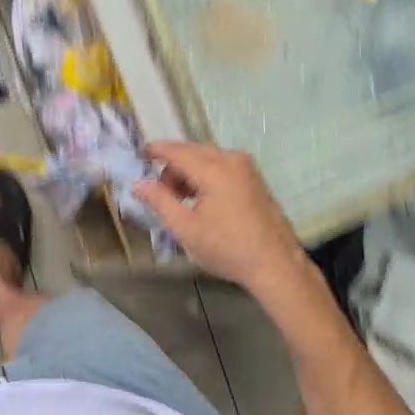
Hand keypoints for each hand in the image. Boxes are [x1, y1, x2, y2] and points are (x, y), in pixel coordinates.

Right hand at [135, 142, 308, 292]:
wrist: (275, 263)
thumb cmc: (227, 248)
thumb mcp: (186, 229)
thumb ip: (160, 202)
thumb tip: (139, 185)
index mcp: (213, 169)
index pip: (176, 151)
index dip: (155, 151)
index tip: (139, 155)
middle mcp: (232, 159)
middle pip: (193, 152)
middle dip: (173, 167)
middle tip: (160, 193)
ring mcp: (247, 168)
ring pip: (208, 158)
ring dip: (190, 172)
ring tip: (181, 202)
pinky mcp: (255, 178)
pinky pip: (223, 166)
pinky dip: (207, 175)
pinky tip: (202, 200)